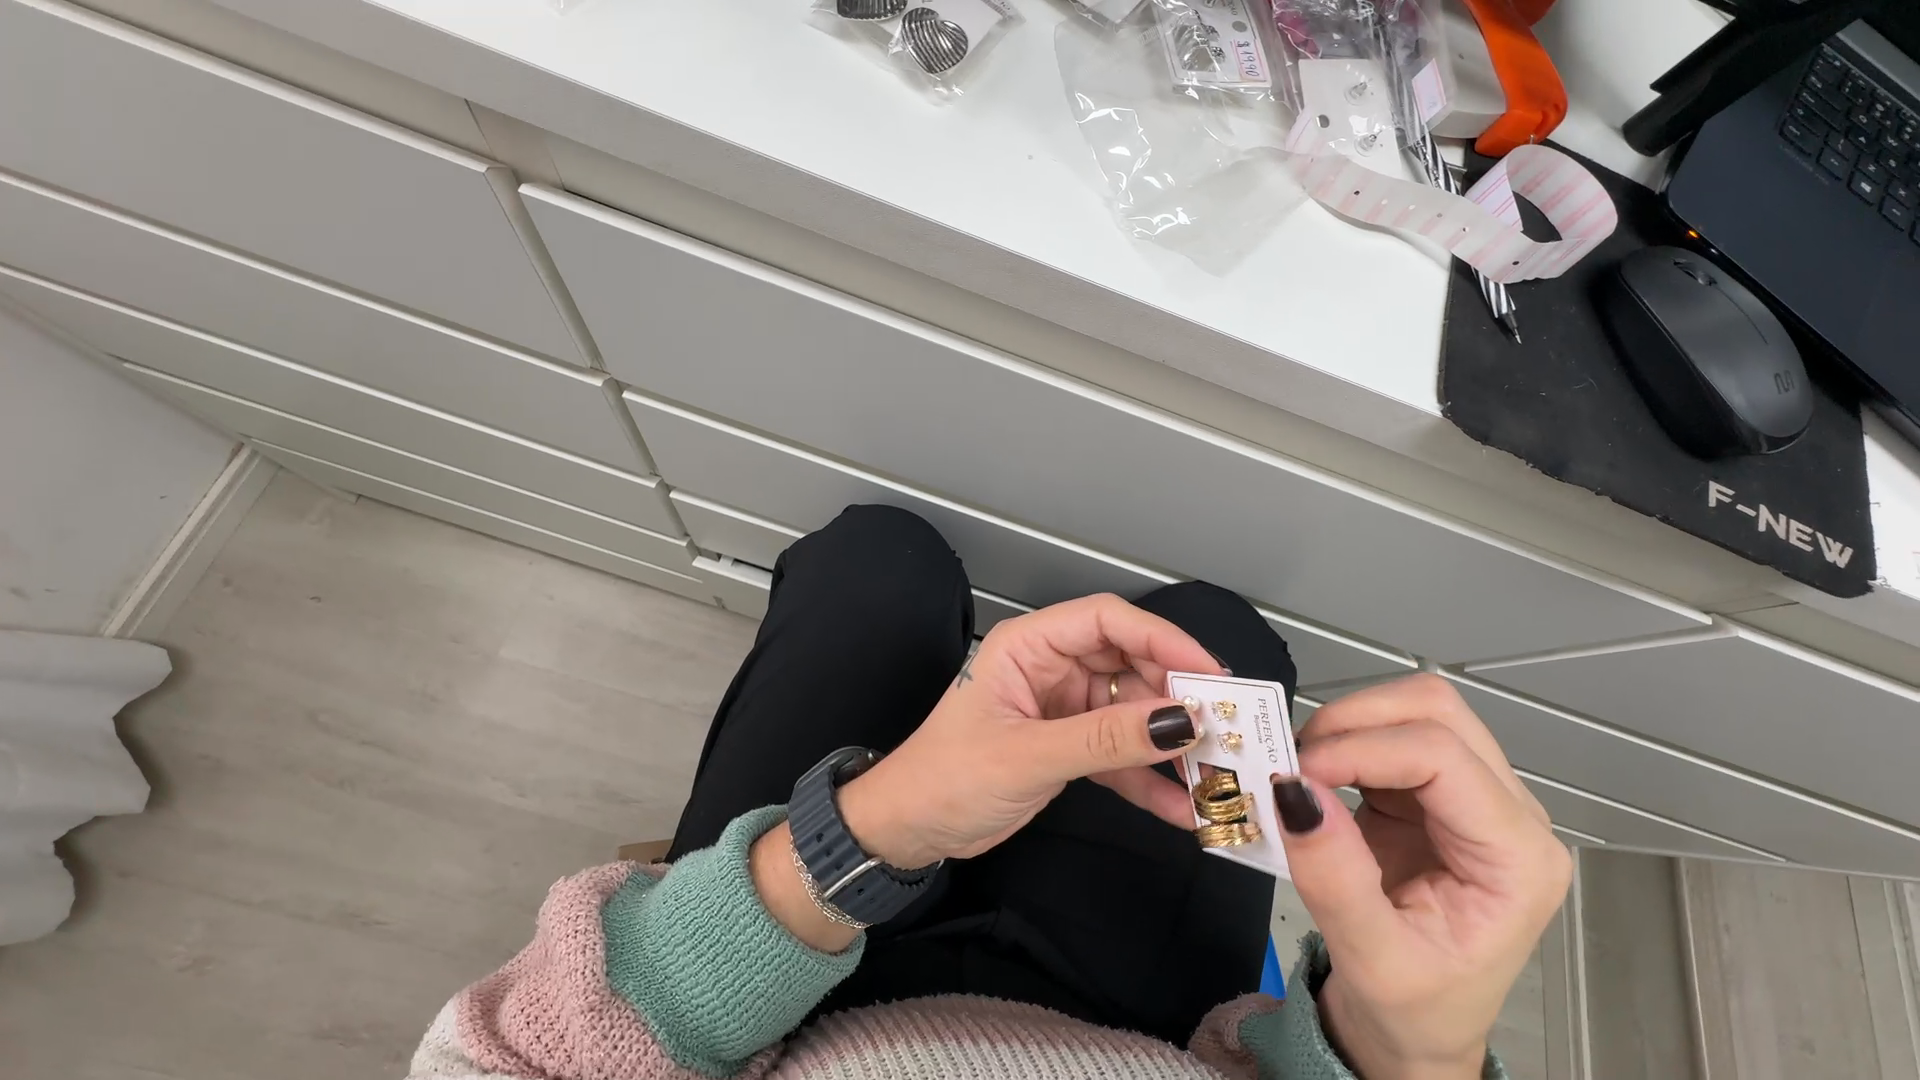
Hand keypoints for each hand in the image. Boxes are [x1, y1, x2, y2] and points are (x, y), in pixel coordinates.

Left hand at [836, 593, 1223, 868]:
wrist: (907, 829)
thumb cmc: (945, 777)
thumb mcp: (1027, 756)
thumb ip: (1105, 739)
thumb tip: (1182, 720)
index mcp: (1029, 646)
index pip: (1107, 620)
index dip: (1162, 638)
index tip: (1209, 673)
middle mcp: (1051, 668)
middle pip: (1130, 663)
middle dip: (1176, 695)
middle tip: (1223, 728)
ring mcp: (1063, 708)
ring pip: (1132, 711)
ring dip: (1170, 742)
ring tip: (1216, 771)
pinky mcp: (1069, 747)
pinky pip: (1119, 754)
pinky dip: (1148, 779)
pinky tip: (1181, 807)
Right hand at [1276, 675, 1571, 1079]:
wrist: (1416, 1031)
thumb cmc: (1410, 1010)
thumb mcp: (1371, 961)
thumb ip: (1335, 878)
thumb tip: (1293, 789)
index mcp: (1516, 858)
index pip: (1441, 755)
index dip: (1360, 748)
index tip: (1293, 774)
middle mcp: (1508, 813)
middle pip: (1437, 710)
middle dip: (1356, 719)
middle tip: (1296, 760)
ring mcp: (1472, 797)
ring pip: (1413, 709)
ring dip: (1348, 725)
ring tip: (1301, 770)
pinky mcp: (1431, 793)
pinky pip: (1388, 734)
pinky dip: (1342, 740)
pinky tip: (1315, 778)